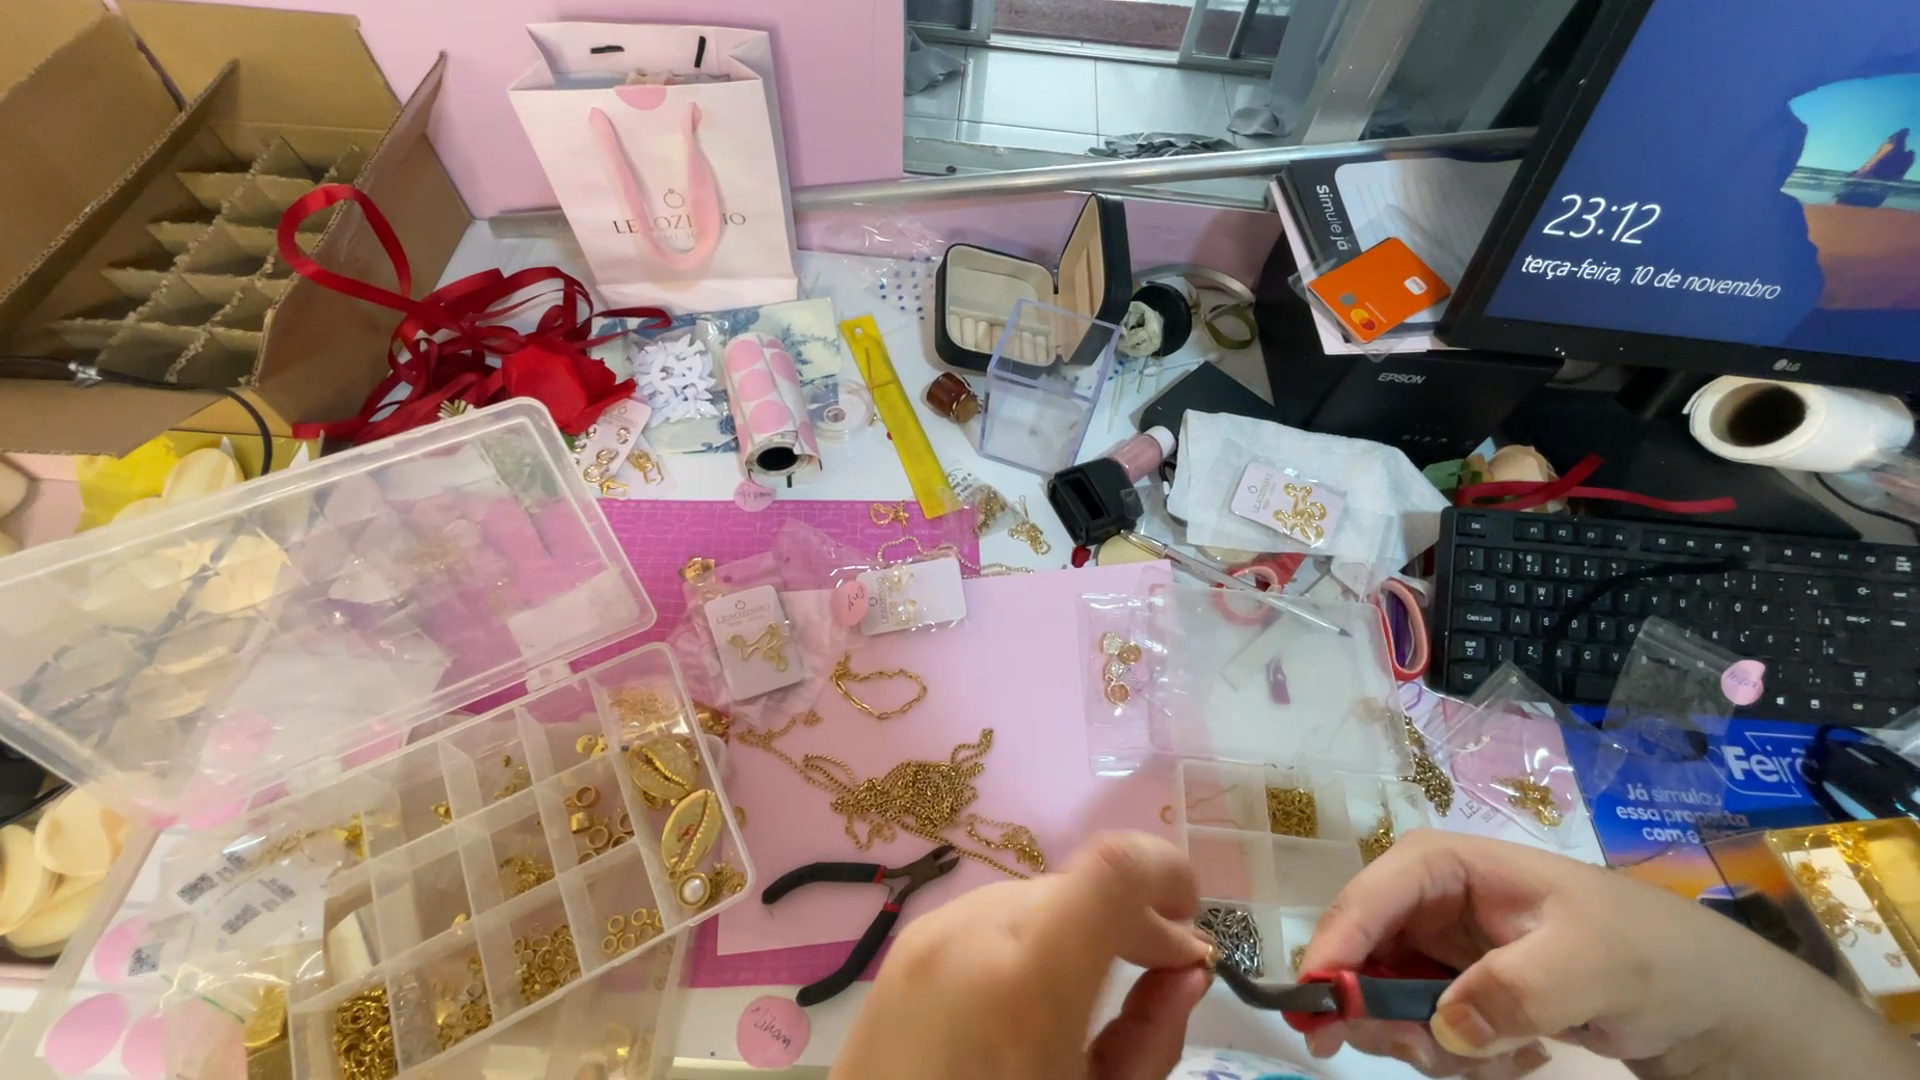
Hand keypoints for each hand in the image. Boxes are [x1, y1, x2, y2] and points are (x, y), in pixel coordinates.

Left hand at [833, 832, 1214, 1079]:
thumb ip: (1150, 1037)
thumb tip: (1187, 971)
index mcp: (1027, 977)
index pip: (1113, 866)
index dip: (1166, 869)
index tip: (1190, 919)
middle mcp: (975, 929)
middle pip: (1080, 885)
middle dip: (1133, 919)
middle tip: (1162, 972)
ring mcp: (933, 930)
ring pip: (1039, 897)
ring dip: (1082, 928)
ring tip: (1095, 989)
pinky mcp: (906, 942)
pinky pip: (992, 914)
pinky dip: (1033, 935)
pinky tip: (1033, 990)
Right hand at [1297, 829, 1792, 1077]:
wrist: (1703, 991)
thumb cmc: (1645, 951)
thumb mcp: (1591, 964)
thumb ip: (1515, 990)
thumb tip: (1444, 1026)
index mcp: (1435, 866)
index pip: (1365, 902)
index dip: (1332, 950)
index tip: (1315, 1008)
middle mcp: (1418, 900)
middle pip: (1361, 956)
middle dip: (1386, 1013)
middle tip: (1431, 1058)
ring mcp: (1431, 944)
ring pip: (1383, 1000)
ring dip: (1429, 1043)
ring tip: (1509, 1060)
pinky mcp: (1449, 985)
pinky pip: (1419, 1027)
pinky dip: (1457, 1056)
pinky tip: (1516, 1057)